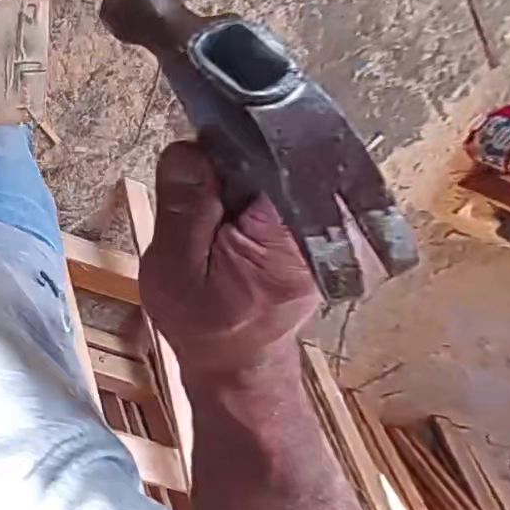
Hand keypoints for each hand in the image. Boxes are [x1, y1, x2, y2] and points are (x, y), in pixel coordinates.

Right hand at [137, 142, 319, 382]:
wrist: (235, 360)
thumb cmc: (202, 323)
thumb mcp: (174, 268)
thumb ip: (184, 207)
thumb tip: (188, 150)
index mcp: (293, 236)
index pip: (271, 158)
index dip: (227, 149)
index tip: (192, 163)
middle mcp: (330, 225)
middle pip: (278, 157)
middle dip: (228, 165)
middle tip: (194, 200)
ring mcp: (335, 225)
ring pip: (279, 168)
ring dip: (237, 178)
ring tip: (211, 215)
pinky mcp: (323, 226)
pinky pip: (284, 184)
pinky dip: (250, 189)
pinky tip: (229, 215)